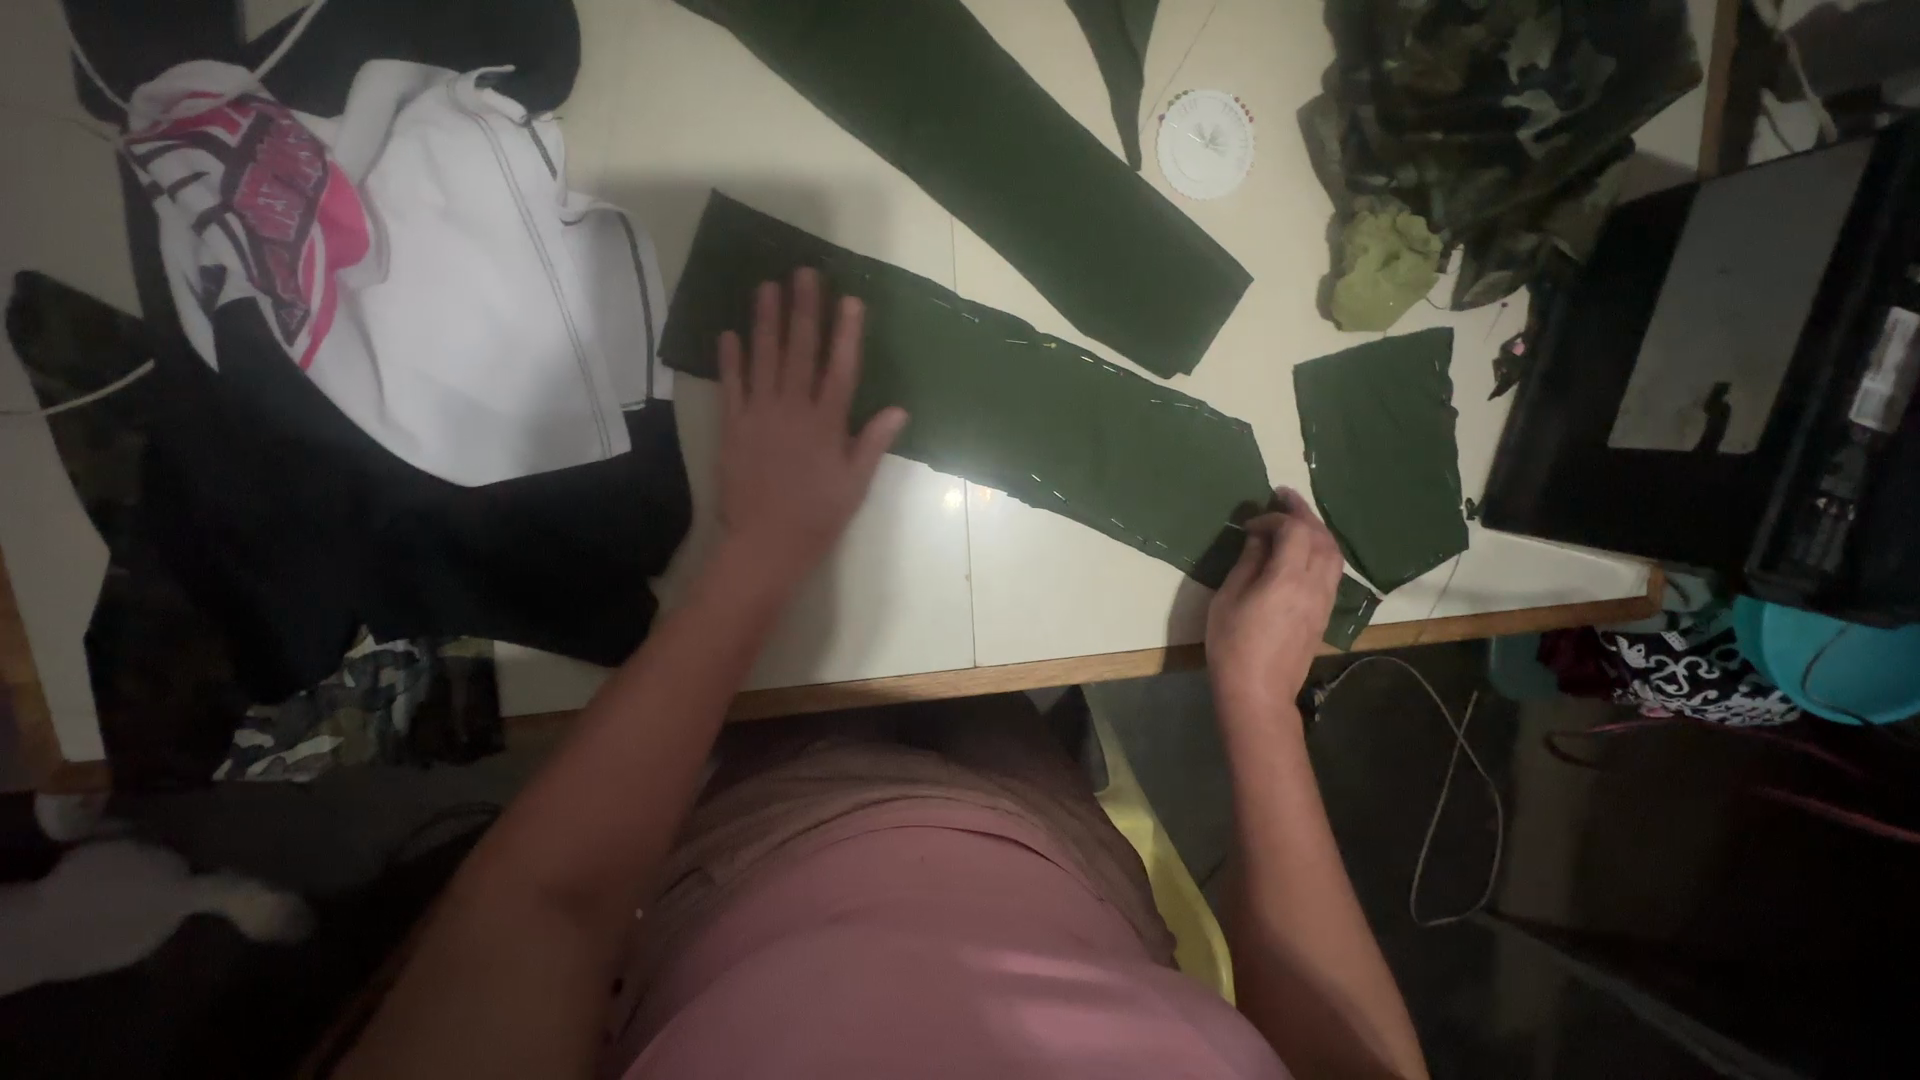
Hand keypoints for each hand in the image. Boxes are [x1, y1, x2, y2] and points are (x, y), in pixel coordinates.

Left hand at [714, 268, 908, 592]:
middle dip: (804, 310)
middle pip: (800, 351)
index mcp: (828, 424)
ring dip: (765, 321)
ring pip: (764, 358)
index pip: (841, 368)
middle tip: (804, 272)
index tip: (850, 300)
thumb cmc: (817, 517)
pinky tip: (730, 333)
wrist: (765, 543)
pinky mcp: (732, 427)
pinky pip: (731, 385)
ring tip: (767, 286)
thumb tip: (900, 409)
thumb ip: (873, 443)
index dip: (846, 332)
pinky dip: (731, 359)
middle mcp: (794, 409)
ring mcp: (759, 415)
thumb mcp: (855, 484)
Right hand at [1205, 488, 1344, 714]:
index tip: (1250, 525)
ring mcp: (1325, 600)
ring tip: (1298, 520)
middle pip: (1321, 537)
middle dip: (1303, 513)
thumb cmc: (1233, 645)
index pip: (1294, 531)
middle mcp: (1315, 585)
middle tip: (1283, 497)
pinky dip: (1322, 551)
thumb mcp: (1228, 599)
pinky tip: (1305, 551)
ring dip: (1317, 531)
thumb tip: (1258, 538)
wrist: (1258, 691)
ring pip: (1334, 553)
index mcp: (1288, 579)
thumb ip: (1248, 563)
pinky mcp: (1325, 613)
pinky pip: (1333, 571)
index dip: (1274, 519)